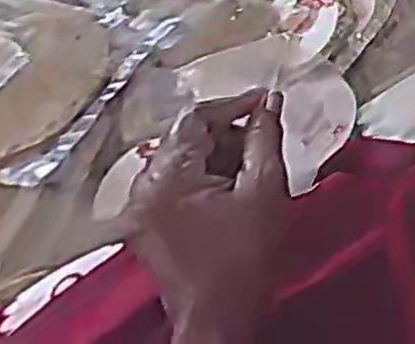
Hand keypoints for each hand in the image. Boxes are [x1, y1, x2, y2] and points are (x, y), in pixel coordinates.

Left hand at [128, 92, 288, 343]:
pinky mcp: (149, 224)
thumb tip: (272, 99)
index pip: (195, 119)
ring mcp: (142, 210)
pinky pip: (179, 180)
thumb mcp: (265, 183)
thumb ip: (266, 135)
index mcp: (167, 179)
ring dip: (221, 150)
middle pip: (186, 137)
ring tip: (256, 159)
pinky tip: (238, 180)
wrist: (221, 314)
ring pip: (184, 157)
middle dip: (230, 129)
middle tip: (266, 132)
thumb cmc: (247, 249)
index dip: (235, 104)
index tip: (269, 100)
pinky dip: (209, 171)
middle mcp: (143, 191)